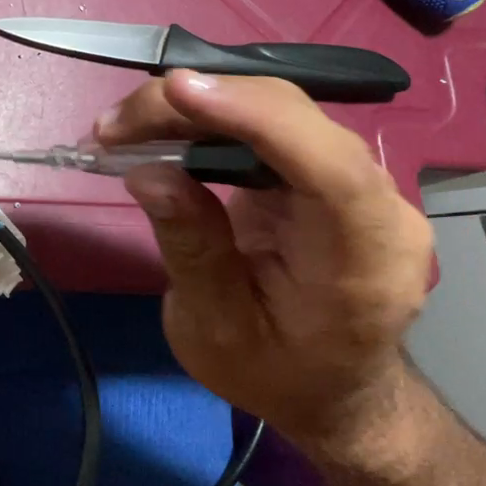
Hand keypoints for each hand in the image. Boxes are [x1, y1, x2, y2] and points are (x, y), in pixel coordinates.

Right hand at [96, 70, 434, 459]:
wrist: (329, 394)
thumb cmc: (276, 374)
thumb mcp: (216, 330)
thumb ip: (191, 251)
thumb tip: (148, 174)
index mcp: (365, 259)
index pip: (329, 168)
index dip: (257, 118)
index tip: (179, 90)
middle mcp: (374, 205)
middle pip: (292, 122)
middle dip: (198, 106)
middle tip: (111, 126)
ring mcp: (350, 183)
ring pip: (272, 112)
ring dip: (190, 109)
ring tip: (118, 129)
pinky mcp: (316, 174)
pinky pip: (261, 126)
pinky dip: (202, 121)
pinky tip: (154, 131)